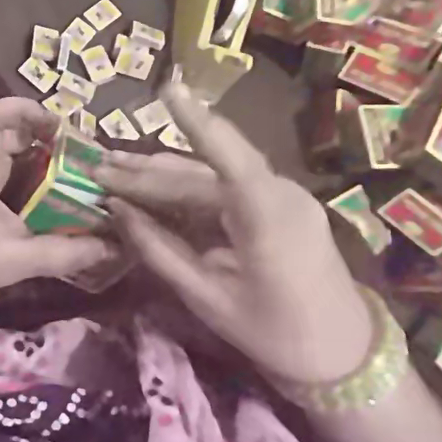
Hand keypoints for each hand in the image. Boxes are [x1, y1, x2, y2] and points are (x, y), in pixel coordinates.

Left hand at [0, 98, 115, 304]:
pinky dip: (35, 164)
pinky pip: (12, 161)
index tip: (53, 125)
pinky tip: (58, 185)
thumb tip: (111, 246)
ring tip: (76, 165)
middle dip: (45, 130)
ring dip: (42, 147)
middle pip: (8, 127)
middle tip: (79, 150)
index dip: (18, 109)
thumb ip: (63, 253)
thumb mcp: (16, 261)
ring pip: (12, 143)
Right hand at [96, 85, 373, 384]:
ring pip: (211, 177)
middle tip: (98, 166)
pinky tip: (152, 191)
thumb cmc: (274, 332)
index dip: (195, 120)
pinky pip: (225, 190)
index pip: (226, 155)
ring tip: (113, 171)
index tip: (167, 88)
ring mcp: (281, 198)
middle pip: (202, 170)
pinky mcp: (279, 207)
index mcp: (266, 217)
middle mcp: (277, 194)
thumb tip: (117, 210)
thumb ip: (159, 250)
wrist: (342, 354)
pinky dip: (185, 192)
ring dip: (162, 176)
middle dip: (146, 168)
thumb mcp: (207, 296)